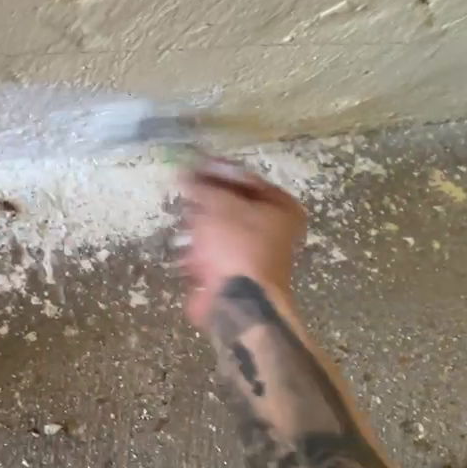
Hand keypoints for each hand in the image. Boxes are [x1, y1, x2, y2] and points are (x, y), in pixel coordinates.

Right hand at [178, 159, 307, 327]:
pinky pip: (210, 253)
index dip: (215, 171)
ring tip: (186, 232)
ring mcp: (253, 252)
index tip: (189, 167)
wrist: (238, 300)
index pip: (244, 178)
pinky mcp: (233, 271)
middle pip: (230, 204)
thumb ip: (202, 186)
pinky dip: (197, 254)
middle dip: (204, 204)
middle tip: (186, 198)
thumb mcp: (218, 205)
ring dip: (197, 231)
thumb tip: (185, 172)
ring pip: (216, 229)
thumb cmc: (236, 246)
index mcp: (281, 207)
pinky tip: (189, 257)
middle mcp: (273, 228)